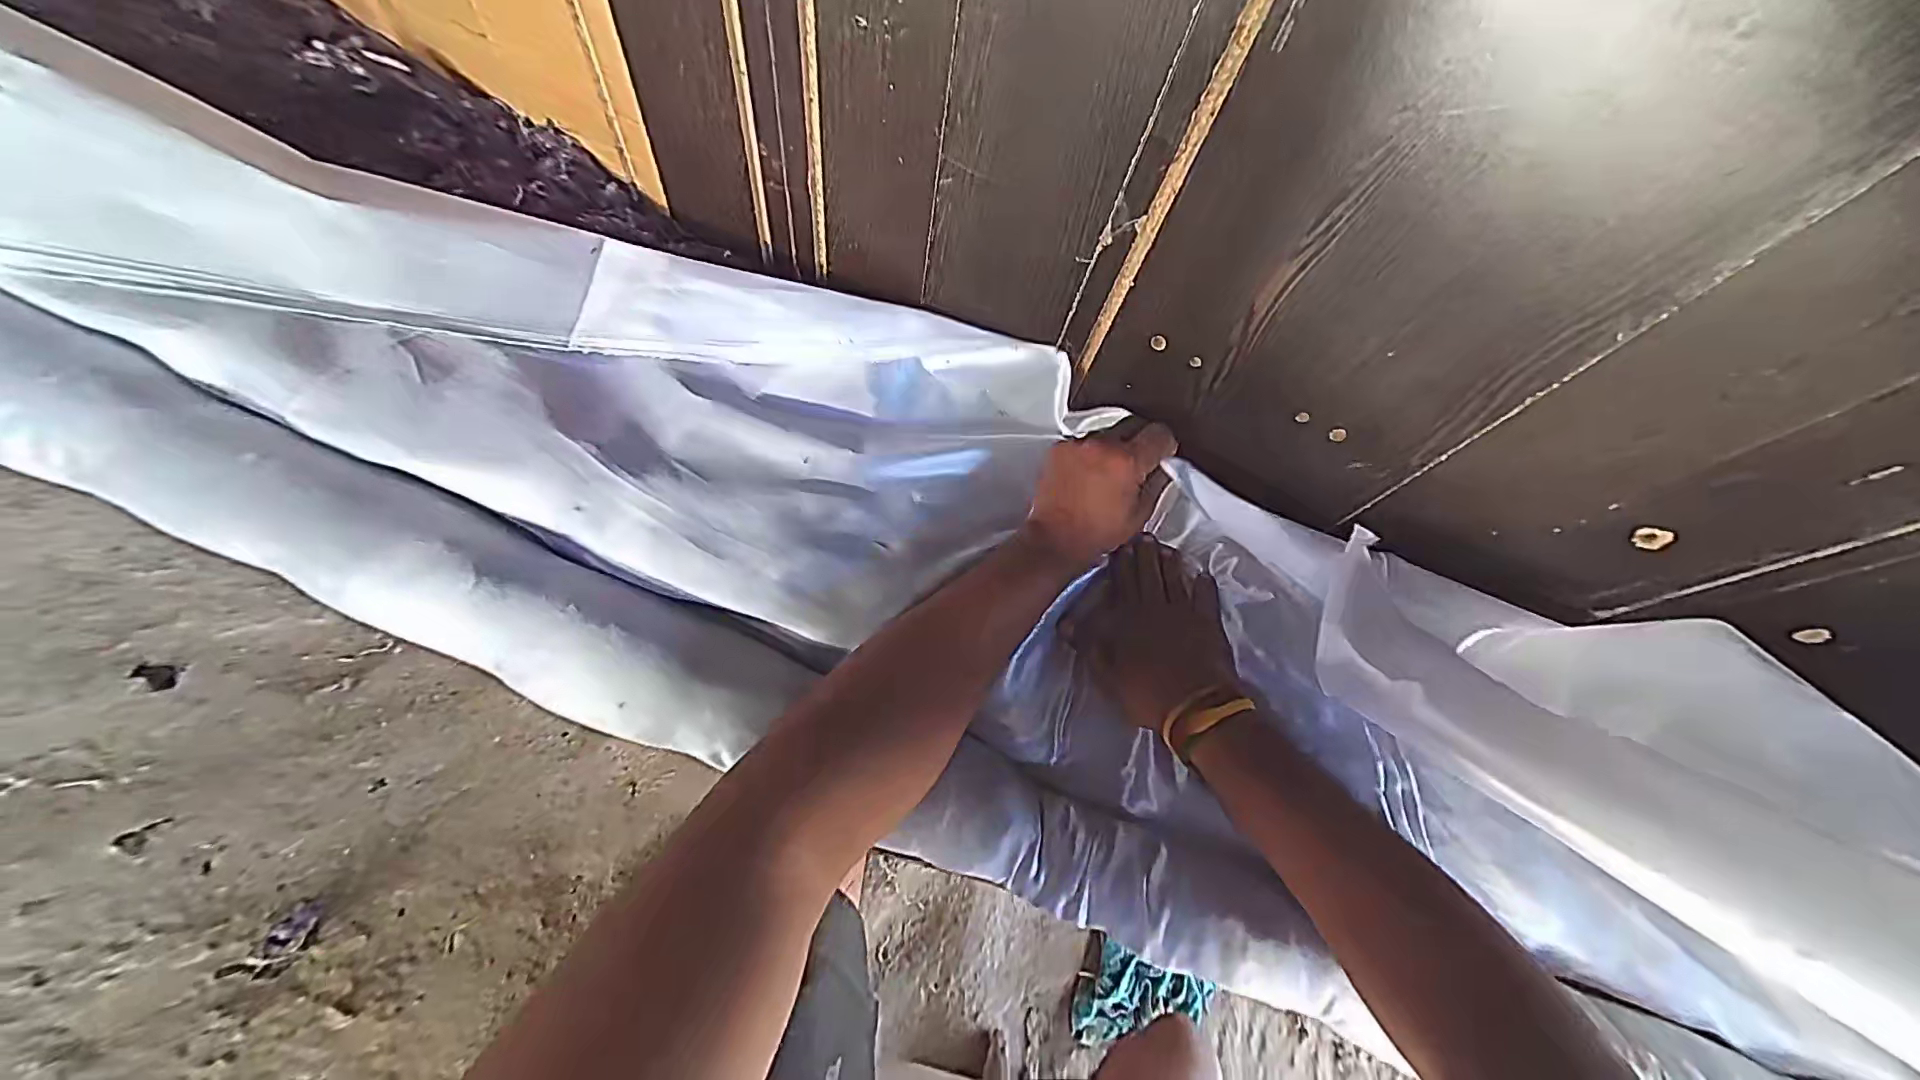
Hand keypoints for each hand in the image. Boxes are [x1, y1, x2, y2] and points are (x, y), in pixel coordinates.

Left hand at [1021, 419, 1177, 567]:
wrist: (1055, 539)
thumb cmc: (1092, 533)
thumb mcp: (1139, 515)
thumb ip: (1156, 484)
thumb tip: (1163, 469)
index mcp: (1127, 462)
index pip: (1159, 434)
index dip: (1165, 444)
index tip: (1164, 451)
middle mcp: (1102, 447)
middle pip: (1133, 425)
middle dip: (1140, 442)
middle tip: (1137, 465)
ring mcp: (1078, 446)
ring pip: (1106, 433)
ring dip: (1112, 448)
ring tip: (1106, 475)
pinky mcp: (1059, 449)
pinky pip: (1082, 442)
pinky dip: (1088, 453)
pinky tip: (1087, 475)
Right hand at [1061, 536, 1242, 730]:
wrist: (1195, 706)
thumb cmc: (1145, 692)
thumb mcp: (1106, 672)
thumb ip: (1088, 644)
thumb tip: (1065, 623)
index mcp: (1129, 617)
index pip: (1123, 581)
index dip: (1121, 561)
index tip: (1120, 544)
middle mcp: (1156, 606)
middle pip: (1149, 574)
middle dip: (1145, 553)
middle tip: (1144, 536)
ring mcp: (1186, 613)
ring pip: (1175, 580)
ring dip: (1170, 563)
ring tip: (1167, 548)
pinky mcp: (1209, 624)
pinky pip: (1206, 598)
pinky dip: (1204, 585)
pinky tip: (1202, 576)